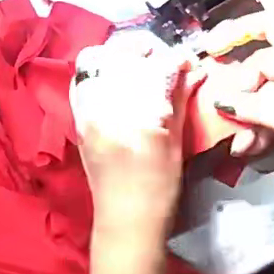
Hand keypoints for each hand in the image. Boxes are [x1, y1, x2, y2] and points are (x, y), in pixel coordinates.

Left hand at [71, 34, 195, 247]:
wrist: (125, 224)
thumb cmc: (158, 191)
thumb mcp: (176, 146)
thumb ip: (180, 103)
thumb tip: (194, 72)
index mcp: (137, 119)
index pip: (153, 69)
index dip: (172, 59)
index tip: (184, 62)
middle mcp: (105, 111)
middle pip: (117, 57)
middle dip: (141, 49)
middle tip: (159, 56)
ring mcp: (86, 115)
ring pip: (93, 64)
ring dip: (117, 56)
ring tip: (137, 63)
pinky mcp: (79, 123)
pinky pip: (83, 83)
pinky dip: (98, 72)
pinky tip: (116, 79)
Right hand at [197, 12, 273, 180]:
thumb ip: (249, 104)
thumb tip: (221, 101)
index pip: (268, 26)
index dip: (236, 32)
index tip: (212, 49)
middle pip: (263, 68)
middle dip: (241, 96)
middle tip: (224, 116)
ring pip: (270, 95)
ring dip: (251, 119)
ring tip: (241, 145)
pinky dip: (266, 128)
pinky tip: (252, 148)